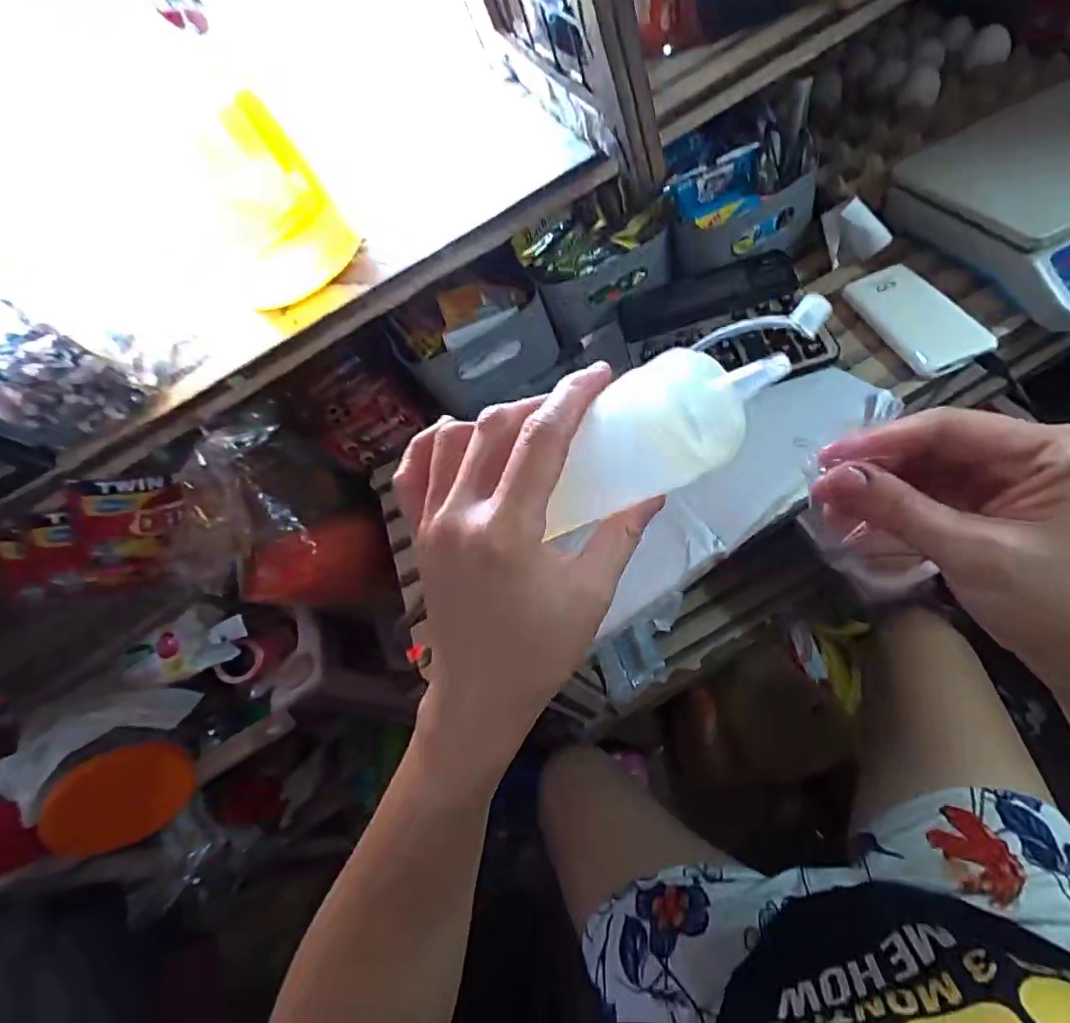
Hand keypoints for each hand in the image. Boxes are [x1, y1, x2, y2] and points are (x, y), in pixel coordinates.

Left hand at [394, 364, 662, 770]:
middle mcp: (460, 515)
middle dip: (540, 401)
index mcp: (508, 530)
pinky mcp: (416, 533)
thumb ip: (621, 535)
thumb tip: (654, 494)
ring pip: (453, 438)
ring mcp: (429, 522)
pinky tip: (466, 438)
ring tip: (529, 423)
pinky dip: (440, 441)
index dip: (572, 397)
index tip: (599, 374)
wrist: (476, 695)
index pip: (541, 440)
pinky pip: (415, 468)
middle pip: (495, 426)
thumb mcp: (592, 594)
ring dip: (495, 418)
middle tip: (574, 402)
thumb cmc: (540, 651)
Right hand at [810, 408, 1069, 690]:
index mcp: (1050, 449)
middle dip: (878, 470)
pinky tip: (860, 522)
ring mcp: (1013, 482)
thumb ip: (901, 510)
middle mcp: (1032, 454)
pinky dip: (901, 513)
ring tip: (832, 511)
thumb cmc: (1052, 610)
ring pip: (931, 475)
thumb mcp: (972, 555)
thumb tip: (834, 480)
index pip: (951, 428)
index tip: (829, 457)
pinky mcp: (996, 509)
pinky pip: (939, 500)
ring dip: (882, 493)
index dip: (882, 441)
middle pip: (937, 449)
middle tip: (823, 487)